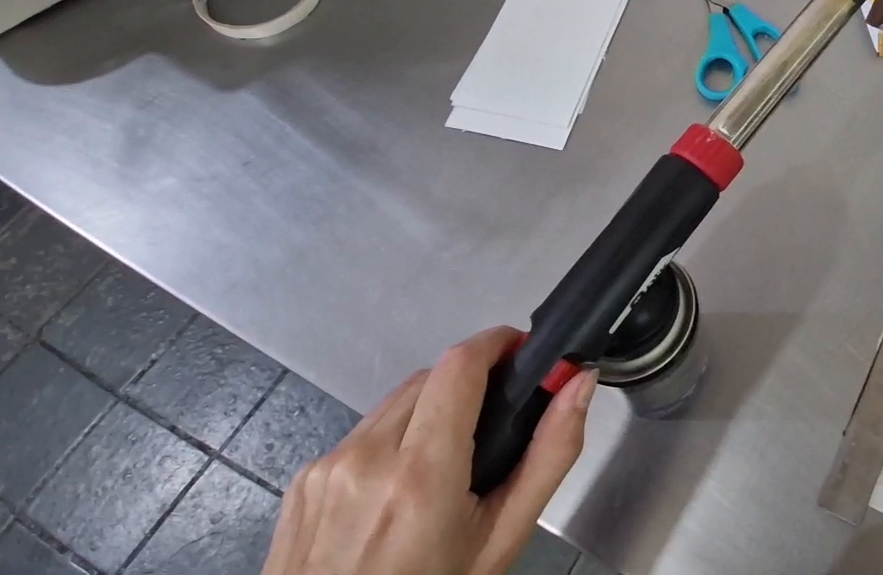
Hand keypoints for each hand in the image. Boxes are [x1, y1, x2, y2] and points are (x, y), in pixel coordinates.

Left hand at [262, 326, 595, 574]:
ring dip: (432, 409)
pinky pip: (364, 431)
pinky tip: (401, 487)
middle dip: (471, 382)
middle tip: (495, 421)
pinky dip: (394, 439)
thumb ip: (551, 454)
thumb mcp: (502, 539)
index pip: (460, 364)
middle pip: (432, 376)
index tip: (521, 350)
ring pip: (398, 400)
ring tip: (449, 461)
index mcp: (421, 474)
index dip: (496, 343)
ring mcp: (326, 468)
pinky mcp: (303, 479)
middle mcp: (366, 459)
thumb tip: (579, 383)